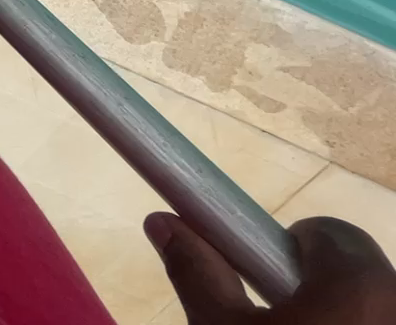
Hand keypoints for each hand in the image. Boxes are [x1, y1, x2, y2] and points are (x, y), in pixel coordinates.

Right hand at [146, 212, 395, 322]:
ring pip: (380, 309)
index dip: (296, 242)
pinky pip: (384, 323)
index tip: (265, 265)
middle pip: (366, 277)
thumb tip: (164, 222)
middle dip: (322, 284)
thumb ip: (197, 273)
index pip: (338, 235)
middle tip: (284, 312)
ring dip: (347, 314)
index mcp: (362, 290)